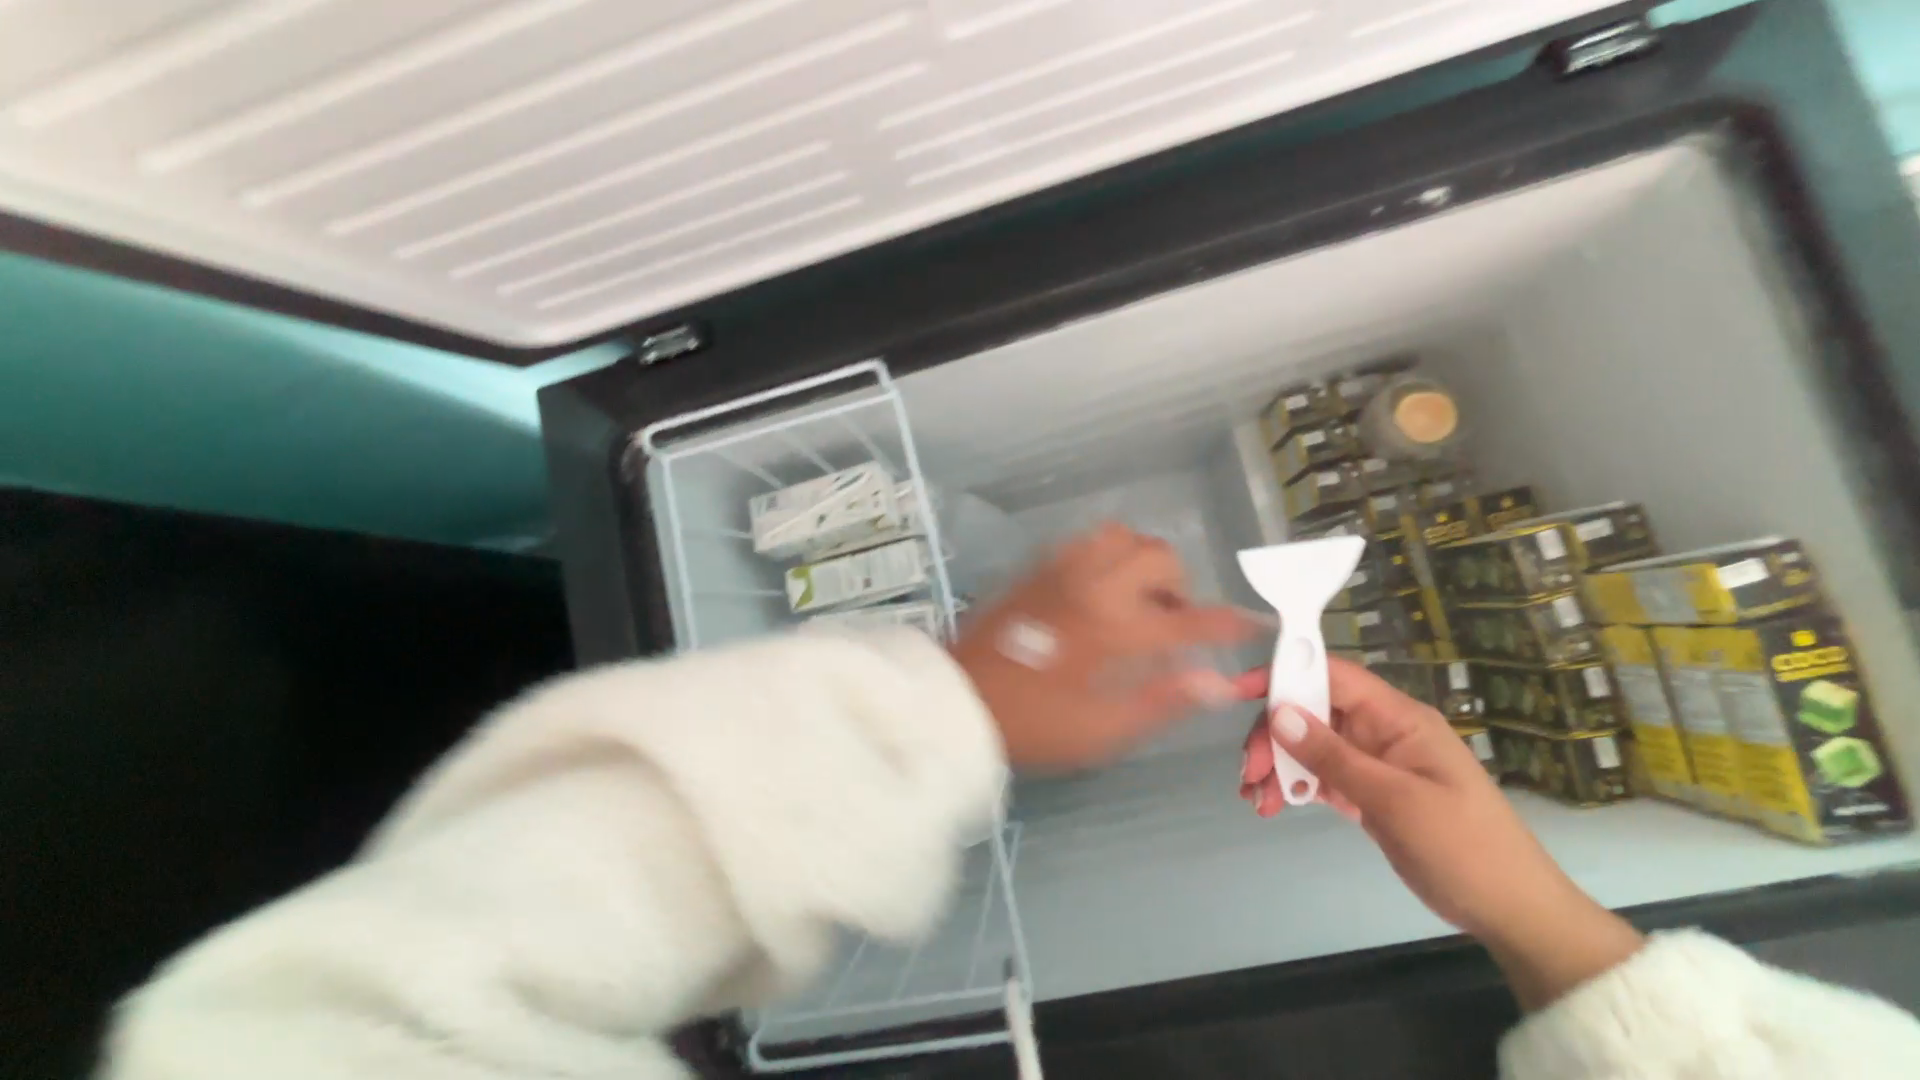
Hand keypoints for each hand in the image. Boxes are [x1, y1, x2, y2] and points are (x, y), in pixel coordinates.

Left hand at [951, 524, 1254, 769]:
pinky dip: (1105, 555)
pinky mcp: (1035, 569)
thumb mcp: (1102, 729)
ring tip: (1137, 598)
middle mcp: (1094, 587)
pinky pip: (1082, 542)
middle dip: (1181, 583)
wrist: (957, 699)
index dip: (1230, 622)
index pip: (1189, 618)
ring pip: (1120, 536)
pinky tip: (1099, 587)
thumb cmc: (1032, 723)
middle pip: (1159, 556)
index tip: (1254, 623)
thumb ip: (1163, 702)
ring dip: (1141, 561)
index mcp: (1115, 629)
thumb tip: (1217, 683)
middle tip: (1174, 619)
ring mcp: (1061, 572)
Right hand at [1238, 659, 1642, 1007]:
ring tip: (1256, 800)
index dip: (1284, 674)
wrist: (1511, 911)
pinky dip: (1293, 787)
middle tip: (1249, 775)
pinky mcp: (1368, 792)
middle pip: (1311, 711)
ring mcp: (1375, 762)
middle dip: (1272, 736)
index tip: (1238, 691)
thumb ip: (1334, 756)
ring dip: (1277, 765)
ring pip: (1309, 745)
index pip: (1332, 675)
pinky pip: (1319, 775)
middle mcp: (1382, 731)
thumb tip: (1279, 713)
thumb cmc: (1464, 847)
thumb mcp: (1396, 801)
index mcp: (1398, 718)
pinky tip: (1273, 805)